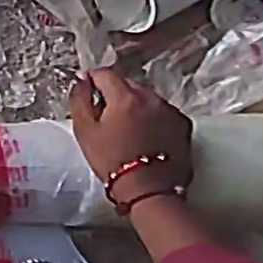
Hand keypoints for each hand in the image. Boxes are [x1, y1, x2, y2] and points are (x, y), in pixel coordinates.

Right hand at [68, 68, 192, 207]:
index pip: (105, 74)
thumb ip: (79, 100)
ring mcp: (170, 111)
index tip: (86, 89)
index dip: (92, 79)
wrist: (149, 188)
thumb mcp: (84, 130)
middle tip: (103, 114)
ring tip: (124, 126)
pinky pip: (161, 111)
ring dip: (133, 105)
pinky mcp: (183, 124)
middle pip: (127, 84)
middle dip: (113, 93)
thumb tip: (82, 81)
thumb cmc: (110, 159)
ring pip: (145, 97)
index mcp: (125, 97)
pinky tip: (143, 134)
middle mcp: (151, 98)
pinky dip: (151, 116)